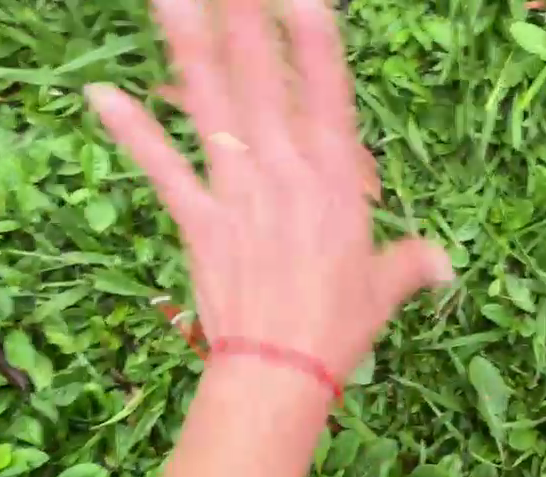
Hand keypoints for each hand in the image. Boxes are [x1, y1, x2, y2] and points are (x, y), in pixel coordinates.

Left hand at [85, 0, 452, 390]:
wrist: (280, 371)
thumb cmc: (337, 330)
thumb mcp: (382, 292)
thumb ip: (410, 264)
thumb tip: (444, 264)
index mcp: (336, 186)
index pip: (327, 96)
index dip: (312, 38)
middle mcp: (285, 174)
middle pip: (262, 80)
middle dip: (245, 19)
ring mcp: (237, 193)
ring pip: (210, 107)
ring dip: (187, 45)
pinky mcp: (198, 221)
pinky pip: (162, 169)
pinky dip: (133, 132)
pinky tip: (101, 94)